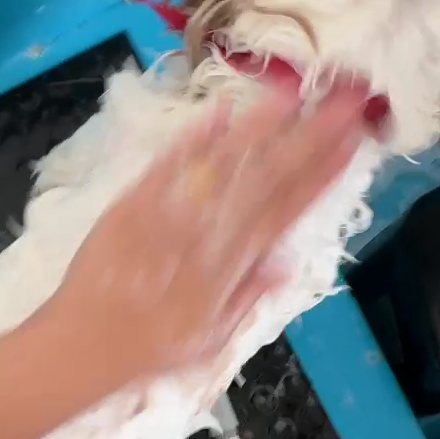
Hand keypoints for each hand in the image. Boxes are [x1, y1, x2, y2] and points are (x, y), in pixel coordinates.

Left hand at [36, 85, 365, 384]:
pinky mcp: (134, 202)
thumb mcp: (212, 337)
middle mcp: (208, 232)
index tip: (351, 139)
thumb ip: (248, 297)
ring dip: (259, 126)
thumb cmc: (152, 348)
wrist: (87, 343)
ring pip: (222, 163)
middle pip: (266, 177)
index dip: (322, 173)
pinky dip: (193, 138)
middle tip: (343, 98)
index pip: (287, 209)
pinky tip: (219, 110)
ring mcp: (171, 213)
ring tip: (291, 91)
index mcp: (232, 264)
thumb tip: (286, 264)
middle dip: (308, 136)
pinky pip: (169, 165)